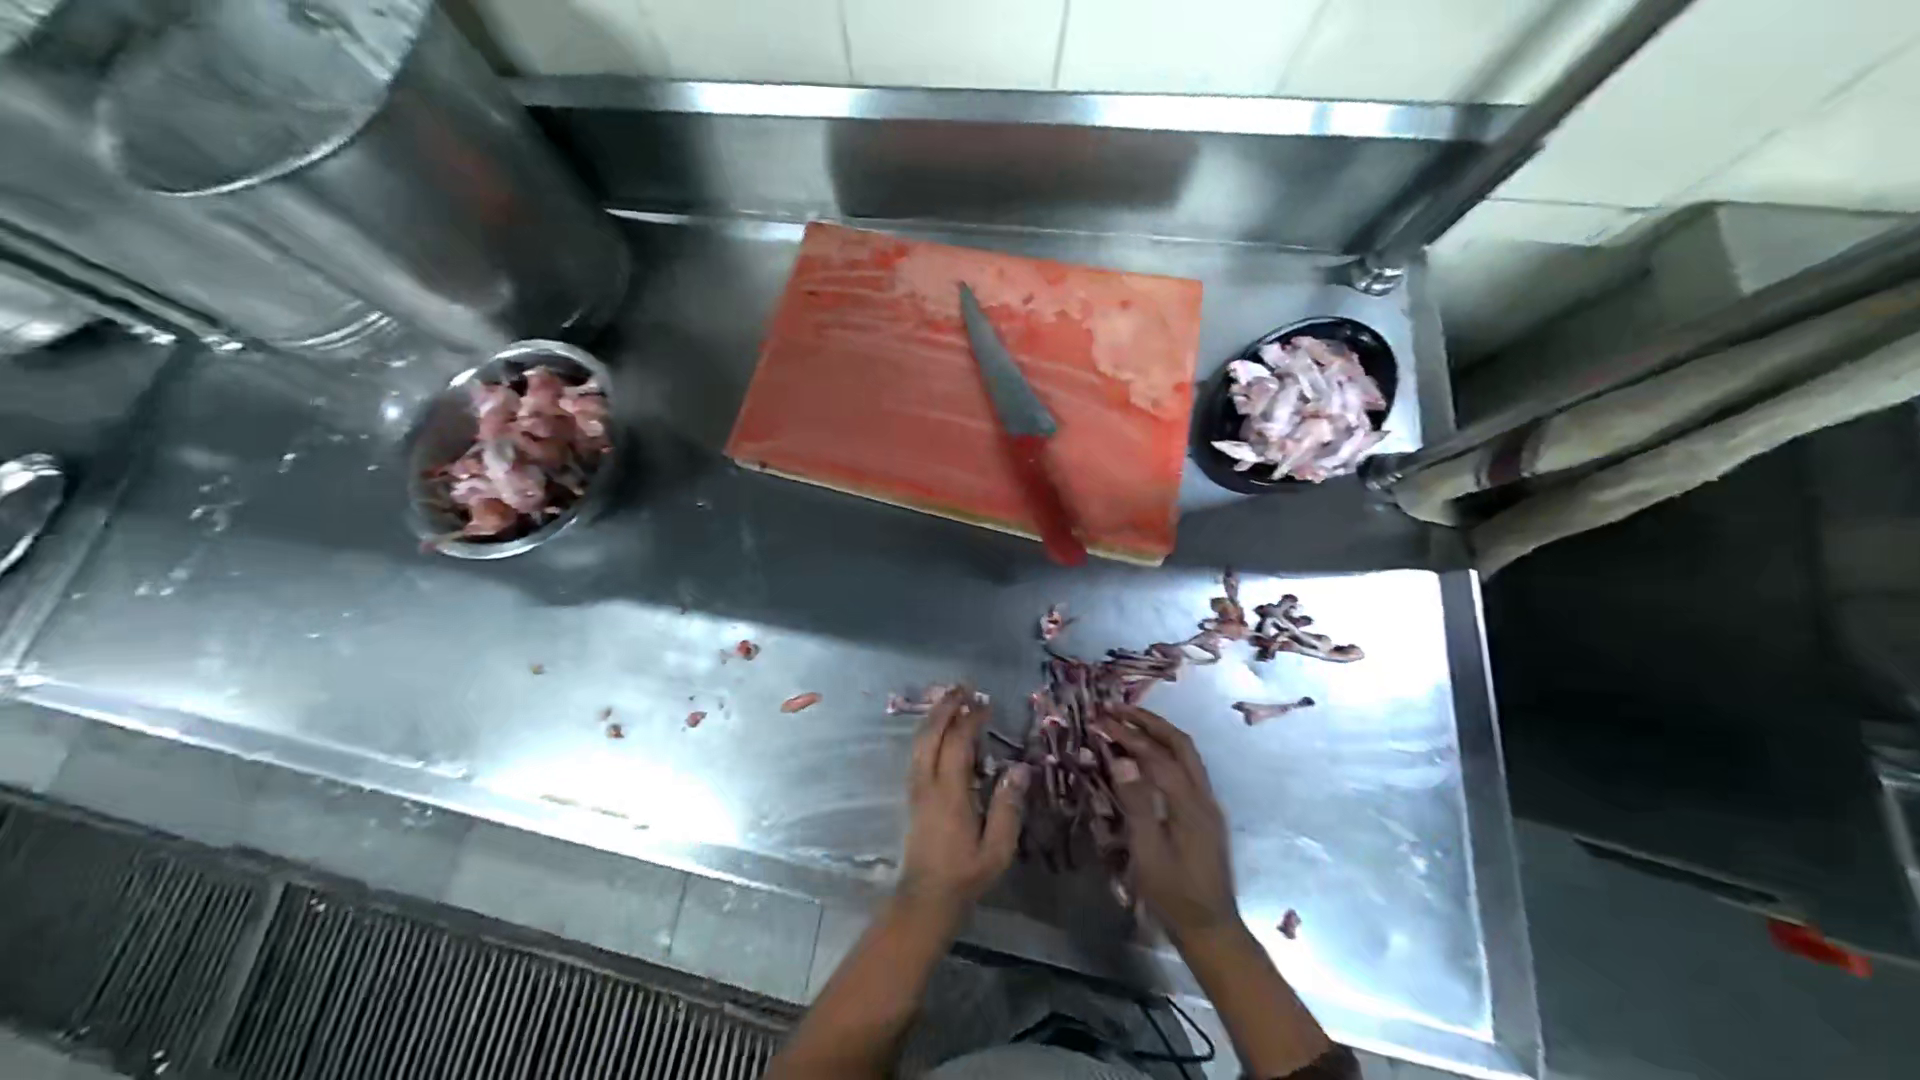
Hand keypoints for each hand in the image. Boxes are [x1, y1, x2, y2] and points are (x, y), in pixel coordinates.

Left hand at [898, 688, 1028, 919]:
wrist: (925, 900)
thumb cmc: (965, 875)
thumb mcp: (997, 848)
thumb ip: (1007, 807)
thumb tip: (1019, 768)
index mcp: (949, 793)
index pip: (957, 744)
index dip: (971, 720)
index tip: (986, 704)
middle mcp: (927, 784)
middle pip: (930, 734)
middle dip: (945, 708)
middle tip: (963, 688)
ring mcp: (915, 789)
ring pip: (919, 742)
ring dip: (934, 717)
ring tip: (950, 701)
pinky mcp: (912, 796)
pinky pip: (917, 753)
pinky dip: (928, 733)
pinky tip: (939, 732)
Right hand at [1092, 705, 1240, 943]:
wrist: (1210, 928)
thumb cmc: (1173, 894)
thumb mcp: (1148, 853)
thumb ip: (1137, 805)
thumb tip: (1122, 761)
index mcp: (1190, 804)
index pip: (1157, 756)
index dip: (1129, 735)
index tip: (1102, 720)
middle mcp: (1204, 796)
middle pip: (1180, 744)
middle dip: (1149, 721)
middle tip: (1117, 709)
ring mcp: (1208, 804)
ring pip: (1187, 754)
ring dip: (1159, 733)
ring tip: (1130, 722)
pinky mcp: (1205, 813)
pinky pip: (1187, 768)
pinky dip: (1165, 750)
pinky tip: (1147, 755)